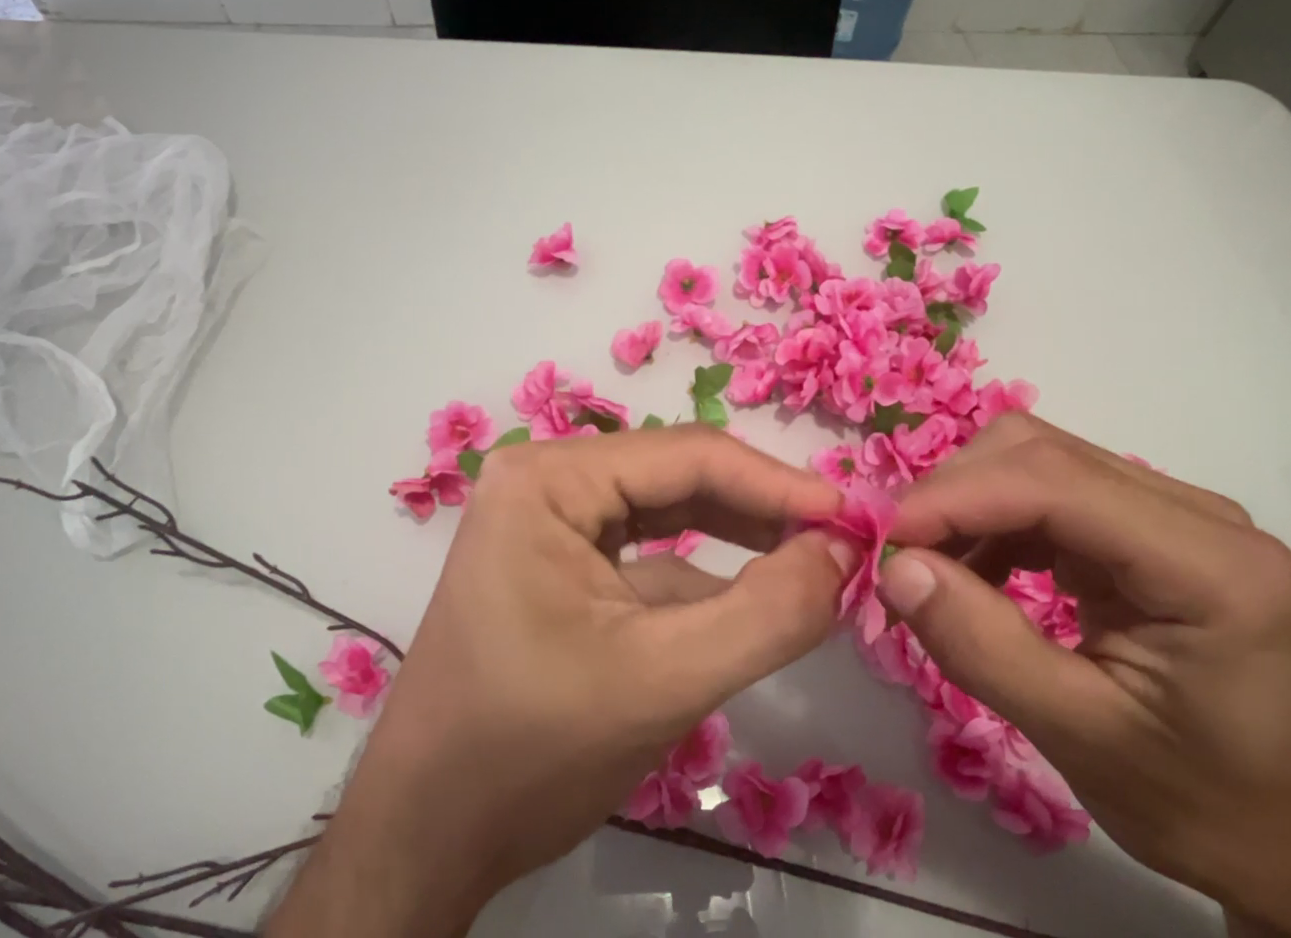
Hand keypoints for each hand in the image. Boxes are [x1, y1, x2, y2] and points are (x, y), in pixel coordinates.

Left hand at [264, 427, 849, 937]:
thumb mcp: (663, 681)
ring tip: (818, 572)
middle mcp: (545, 484)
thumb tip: (846, 551)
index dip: (782, 485)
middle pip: (681, 480)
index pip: (689, 456)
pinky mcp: (563, 572)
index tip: (860, 522)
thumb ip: (768, 613)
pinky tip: (756, 608)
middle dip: (765, 513)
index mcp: (549, 480)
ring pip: (672, 519)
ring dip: (744, 543)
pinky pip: (652, 559)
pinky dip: (709, 581)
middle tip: (846, 549)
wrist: (430, 836)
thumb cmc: (529, 751)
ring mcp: (550, 528)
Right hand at [880, 414, 1290, 937]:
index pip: (1060, 485)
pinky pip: (1055, 498)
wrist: (1279, 838)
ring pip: (1043, 463)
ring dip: (970, 505)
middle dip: (956, 493)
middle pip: (1047, 453)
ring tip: (924, 570)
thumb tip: (894, 566)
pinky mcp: (1153, 533)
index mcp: (1211, 567)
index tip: (881, 539)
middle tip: (895, 557)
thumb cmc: (1193, 800)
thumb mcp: (1075, 735)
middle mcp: (1202, 517)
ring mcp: (1179, 518)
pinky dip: (996, 525)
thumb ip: (981, 645)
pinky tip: (971, 575)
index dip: (958, 497)